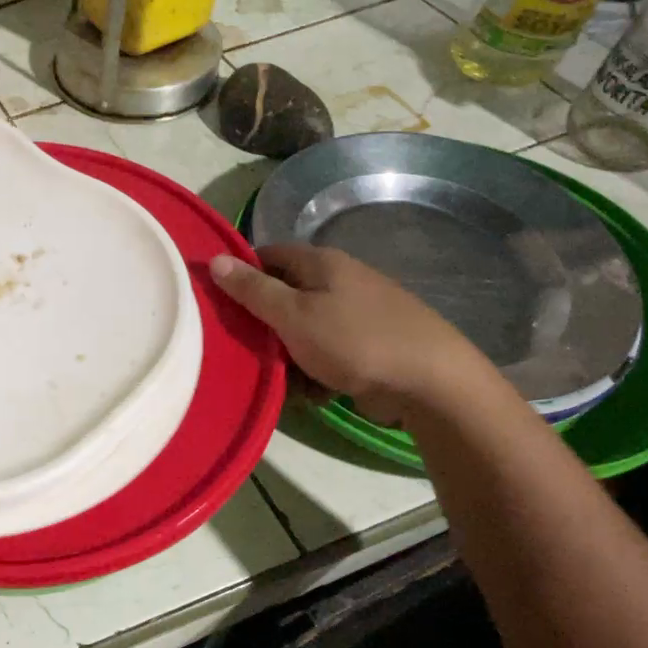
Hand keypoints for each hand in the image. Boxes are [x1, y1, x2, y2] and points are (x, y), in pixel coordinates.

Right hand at [209, 244, 494, 426]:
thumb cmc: (354, 341)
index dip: (241, 276)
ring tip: (282, 380)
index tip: (219, 304)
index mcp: (322, 263)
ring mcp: (359, 313)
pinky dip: (316, 370)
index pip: (267, 256)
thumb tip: (215, 259)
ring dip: (288, 355)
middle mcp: (341, 280)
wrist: (432, 382)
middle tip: (245, 349)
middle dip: (263, 325)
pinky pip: (328, 352)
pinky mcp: (371, 344)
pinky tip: (315, 391)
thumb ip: (253, 290)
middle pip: (285, 296)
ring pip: (304, 329)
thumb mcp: (293, 316)